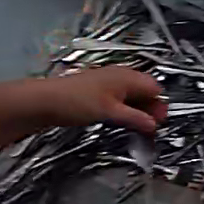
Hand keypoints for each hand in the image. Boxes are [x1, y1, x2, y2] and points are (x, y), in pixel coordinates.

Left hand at [35, 66, 166, 131]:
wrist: (44, 100)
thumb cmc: (79, 102)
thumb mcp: (111, 113)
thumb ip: (135, 119)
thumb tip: (154, 126)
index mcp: (128, 77)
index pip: (155, 89)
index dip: (159, 106)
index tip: (158, 123)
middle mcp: (121, 76)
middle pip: (145, 91)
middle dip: (150, 108)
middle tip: (150, 127)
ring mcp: (109, 82)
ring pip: (132, 95)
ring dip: (138, 110)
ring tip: (136, 126)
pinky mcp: (99, 90)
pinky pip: (120, 97)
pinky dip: (125, 108)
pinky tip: (120, 119)